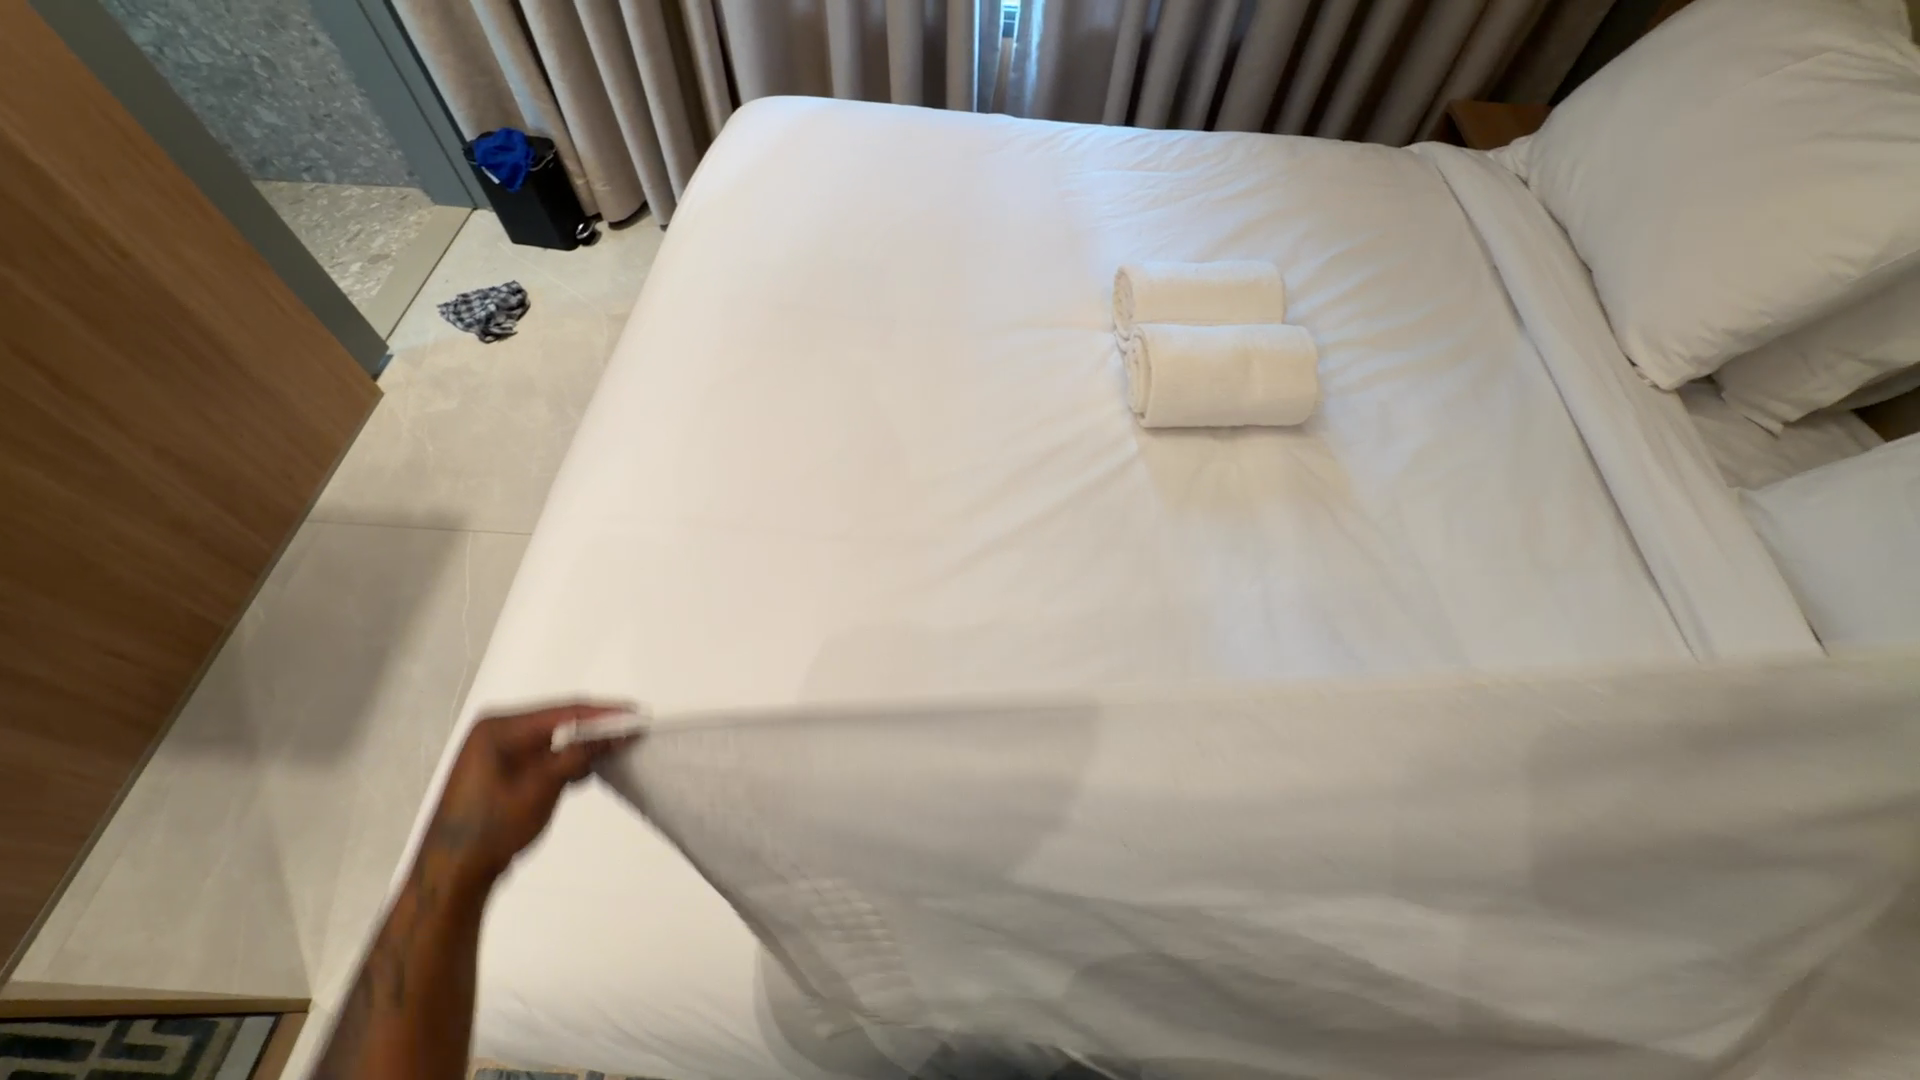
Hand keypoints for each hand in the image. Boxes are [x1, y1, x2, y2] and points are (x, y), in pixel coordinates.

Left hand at [418, 702, 634, 896]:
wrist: (453, 872)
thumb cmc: (493, 826)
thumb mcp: (541, 787)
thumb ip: (579, 755)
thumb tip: (618, 734)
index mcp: (499, 727)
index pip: (564, 711)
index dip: (604, 713)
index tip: (638, 715)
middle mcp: (498, 731)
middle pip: (560, 721)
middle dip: (597, 727)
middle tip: (634, 730)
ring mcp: (499, 752)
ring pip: (555, 739)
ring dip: (585, 745)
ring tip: (621, 748)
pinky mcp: (504, 771)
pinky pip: (545, 756)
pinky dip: (569, 761)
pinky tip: (591, 768)